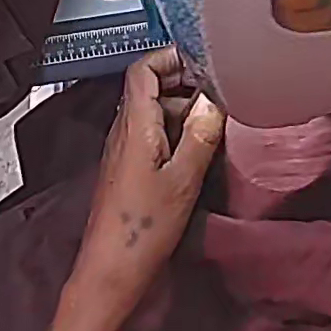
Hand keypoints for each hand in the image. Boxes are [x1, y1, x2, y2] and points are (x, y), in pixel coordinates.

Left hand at [53, 48, 224, 330]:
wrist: (109, 273)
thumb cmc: (145, 225)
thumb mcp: (183, 178)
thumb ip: (201, 133)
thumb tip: (215, 97)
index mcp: (134, 124)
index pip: (143, 70)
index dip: (171, 57)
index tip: (205, 61)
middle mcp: (125, 130)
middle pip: (151, 89)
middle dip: (185, 83)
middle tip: (221, 91)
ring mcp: (126, 150)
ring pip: (155, 113)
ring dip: (184, 110)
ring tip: (218, 120)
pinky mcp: (131, 170)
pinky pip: (154, 136)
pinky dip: (177, 132)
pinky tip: (201, 148)